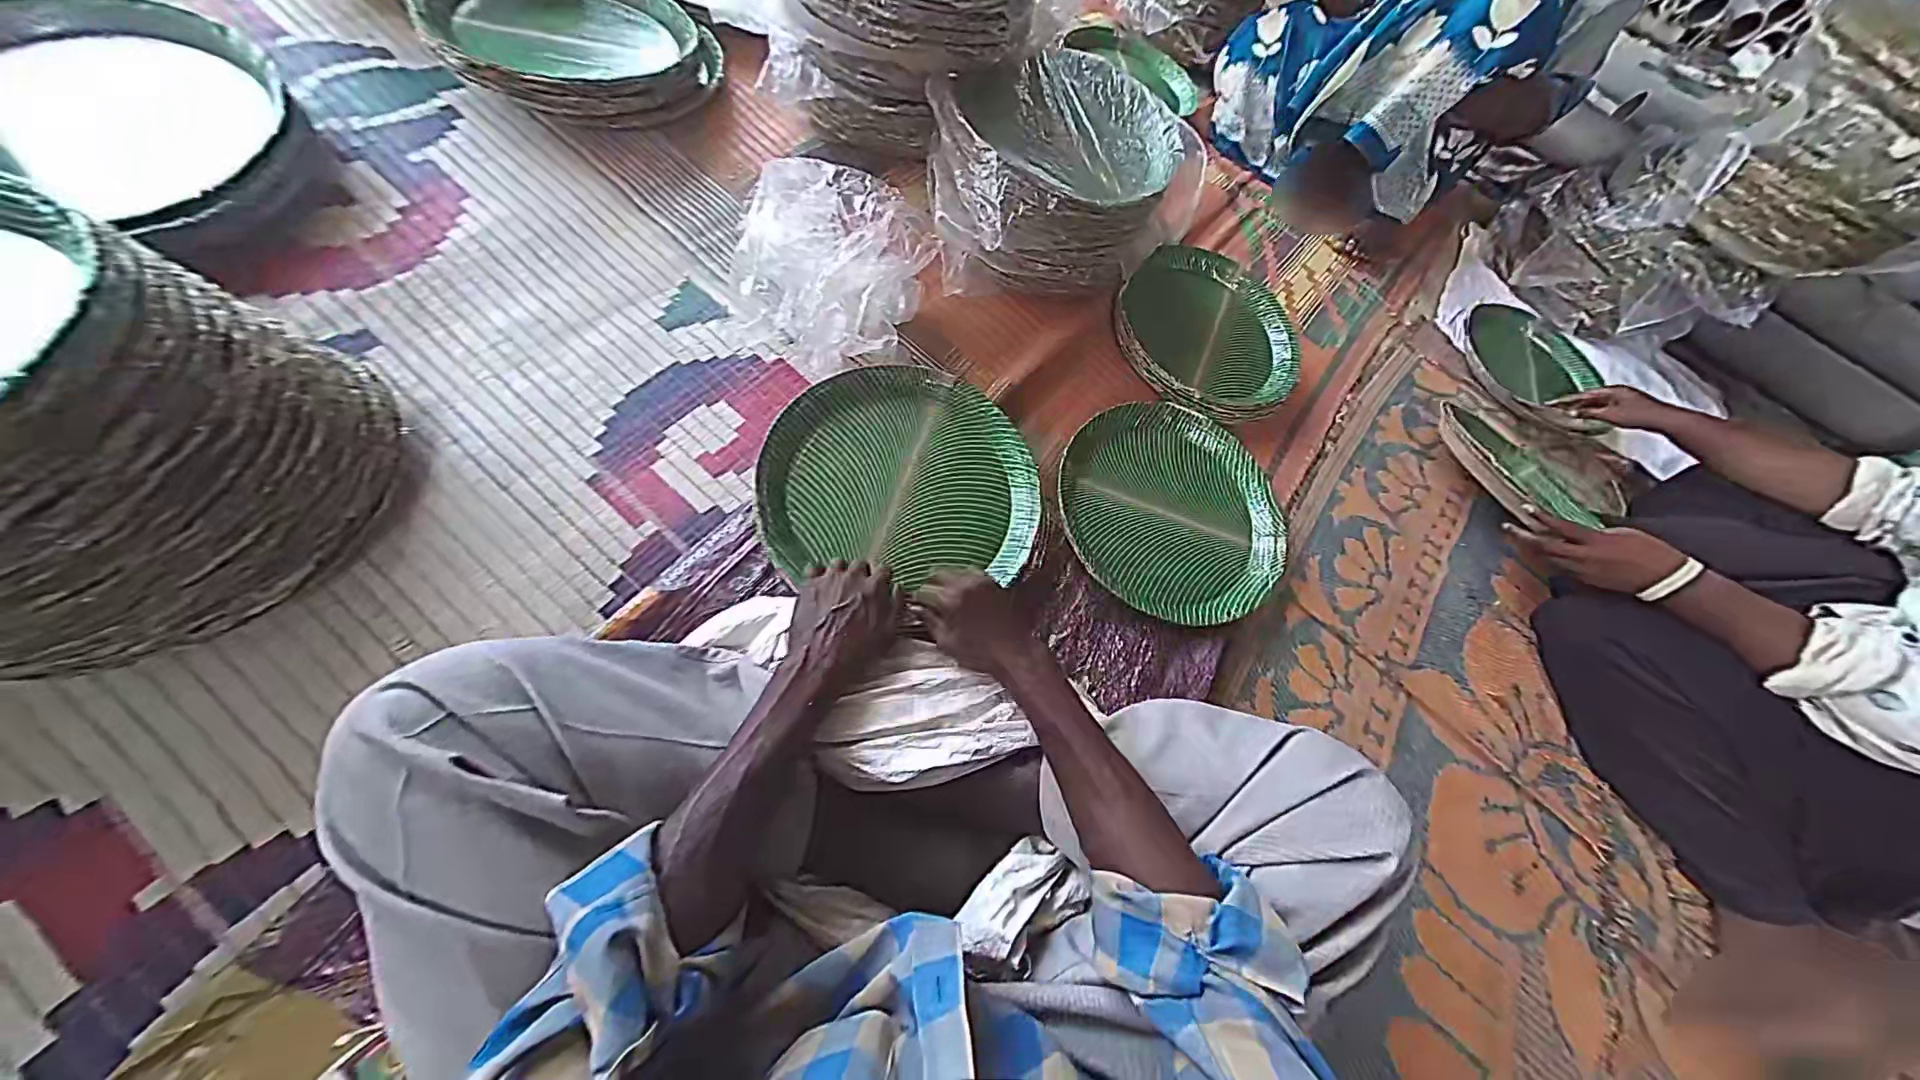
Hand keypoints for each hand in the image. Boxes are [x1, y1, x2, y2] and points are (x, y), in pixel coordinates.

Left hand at [787, 561, 900, 689]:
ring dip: (841, 572)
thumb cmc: (856, 651)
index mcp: (875, 587)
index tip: (881, 586)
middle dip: (861, 574)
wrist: (820, 661)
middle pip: (860, 564)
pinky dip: (818, 575)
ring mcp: (829, 579)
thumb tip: (898, 589)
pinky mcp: (809, 585)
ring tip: (839, 588)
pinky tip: (820, 587)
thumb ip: (896, 605)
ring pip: (838, 563)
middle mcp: (852, 577)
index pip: (884, 569)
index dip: (883, 578)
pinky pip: (814, 569)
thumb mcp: (888, 633)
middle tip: (859, 590)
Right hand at [915, 570, 1043, 679]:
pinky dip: (964, 579)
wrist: (1014, 653)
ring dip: (947, 579)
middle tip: (929, 596)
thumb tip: (919, 610)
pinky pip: (973, 573)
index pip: (924, 590)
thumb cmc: (980, 653)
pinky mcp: (994, 583)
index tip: (918, 603)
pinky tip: (964, 591)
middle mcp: (965, 585)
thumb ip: (930, 622)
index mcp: (949, 600)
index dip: (918, 598)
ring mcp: (981, 581)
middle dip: (931, 584)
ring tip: (945, 593)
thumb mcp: (947, 642)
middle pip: (938, 573)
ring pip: (956, 570)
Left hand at [1503, 512, 1690, 594]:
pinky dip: (1547, 558)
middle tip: (1507, 527)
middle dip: (1523, 535)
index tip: (1526, 508)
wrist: (1665, 579)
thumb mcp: (1625, 532)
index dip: (1542, 517)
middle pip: (1544, 545)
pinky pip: (1558, 567)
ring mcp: (1581, 570)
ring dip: (1531, 547)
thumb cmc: (1652, 551)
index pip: (1561, 527)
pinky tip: (1538, 552)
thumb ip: (1598, 529)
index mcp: (1596, 541)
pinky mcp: (1584, 580)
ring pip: (1547, 558)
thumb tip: (1583, 522)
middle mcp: (1584, 557)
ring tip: (1517, 536)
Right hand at [1550, 387, 1688, 431]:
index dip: (1567, 399)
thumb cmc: (1638, 415)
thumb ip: (1589, 413)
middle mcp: (1617, 391)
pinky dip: (1592, 410)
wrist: (1663, 420)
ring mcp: (1623, 398)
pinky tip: (1586, 416)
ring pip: (1596, 402)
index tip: (1552, 403)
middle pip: (1590, 397)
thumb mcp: (1609, 415)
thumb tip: (1571, 413)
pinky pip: (1603, 406)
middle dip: (1573, 402)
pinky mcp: (1627, 406)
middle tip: (1557, 408)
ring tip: (1568, 413)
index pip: (1583, 394)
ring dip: (1583, 407)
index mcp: (1612, 390)